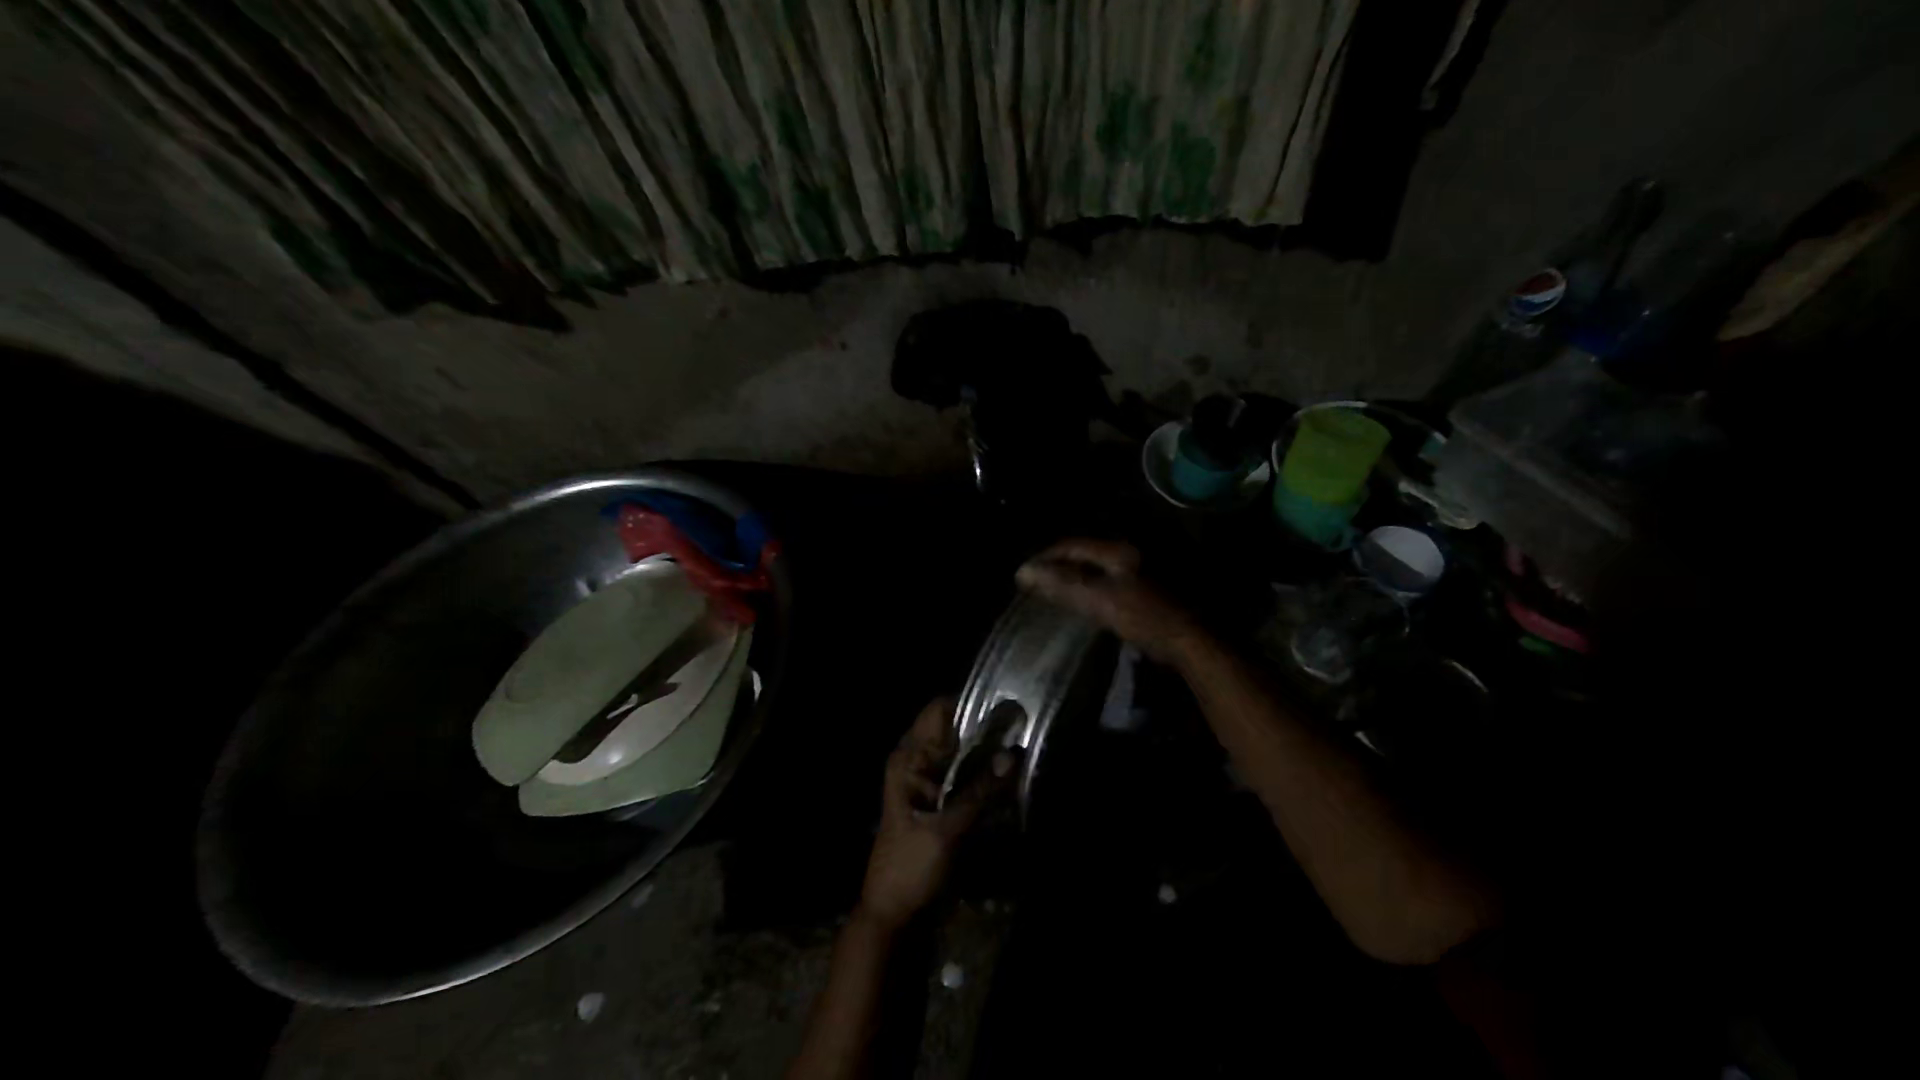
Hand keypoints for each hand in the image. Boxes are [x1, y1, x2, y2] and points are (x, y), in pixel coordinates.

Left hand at [856, 698, 1010, 932]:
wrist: (891, 911)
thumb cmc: (910, 866)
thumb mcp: (947, 829)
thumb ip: (979, 791)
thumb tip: (1013, 755)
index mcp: (908, 759)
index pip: (938, 711)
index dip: (969, 703)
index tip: (1006, 705)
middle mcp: (917, 761)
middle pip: (954, 729)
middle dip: (986, 727)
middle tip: (1024, 728)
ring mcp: (928, 780)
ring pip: (963, 752)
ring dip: (988, 751)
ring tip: (1024, 748)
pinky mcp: (940, 800)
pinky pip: (965, 774)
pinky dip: (984, 773)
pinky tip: (1010, 776)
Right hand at [1015, 539, 1206, 663]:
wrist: (1198, 641)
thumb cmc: (1147, 619)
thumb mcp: (1101, 602)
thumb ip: (1064, 585)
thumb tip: (1024, 571)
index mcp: (1119, 549)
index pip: (1072, 545)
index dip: (1046, 557)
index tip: (1025, 573)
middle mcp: (1134, 549)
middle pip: (1088, 550)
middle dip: (1063, 561)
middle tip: (1041, 578)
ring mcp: (1148, 564)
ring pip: (1103, 562)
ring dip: (1081, 572)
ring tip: (1062, 588)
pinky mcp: (1158, 582)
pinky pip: (1117, 575)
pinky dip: (1099, 582)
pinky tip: (1095, 596)